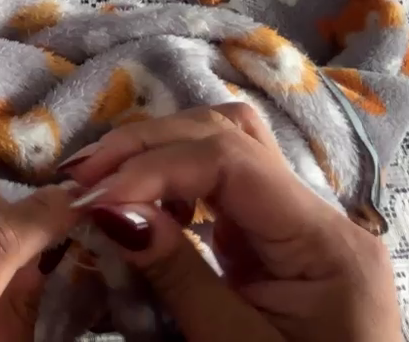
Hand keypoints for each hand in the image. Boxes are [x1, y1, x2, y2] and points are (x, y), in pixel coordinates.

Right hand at [58, 104, 402, 341]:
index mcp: (327, 241)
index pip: (229, 157)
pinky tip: (138, 199)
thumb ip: (177, 274)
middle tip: (81, 177)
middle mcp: (317, 213)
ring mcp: (294, 220)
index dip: (153, 164)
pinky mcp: (270, 237)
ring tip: (102, 178)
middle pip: (223, 133)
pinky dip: (169, 176)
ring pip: (219, 143)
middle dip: (145, 146)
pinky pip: (216, 180)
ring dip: (154, 151)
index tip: (93, 196)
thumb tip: (106, 207)